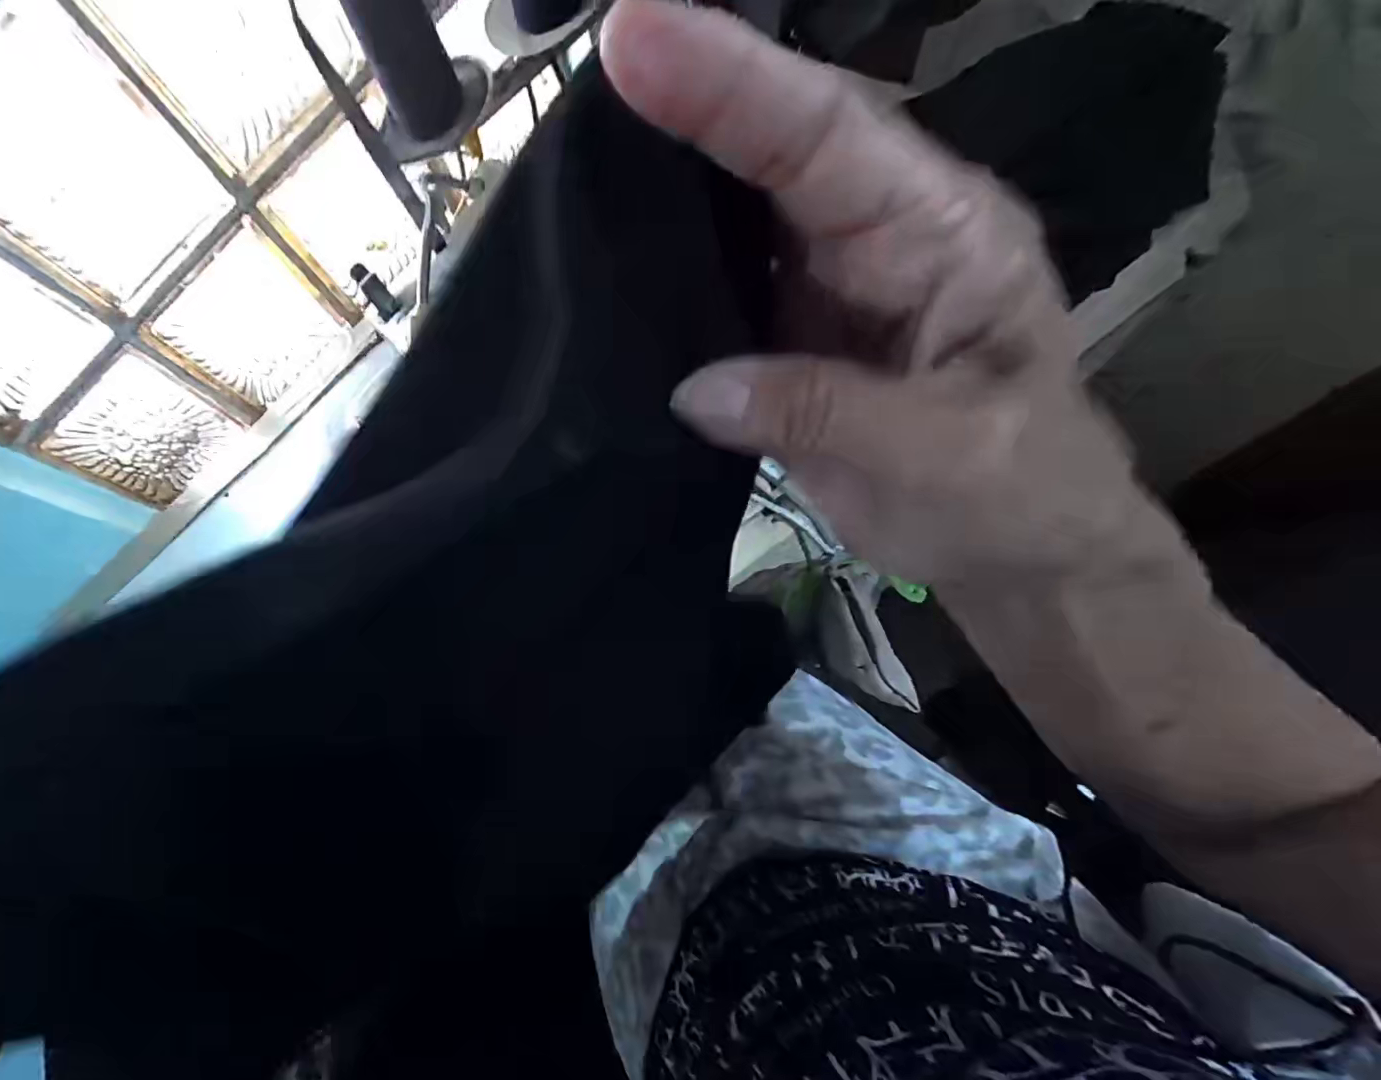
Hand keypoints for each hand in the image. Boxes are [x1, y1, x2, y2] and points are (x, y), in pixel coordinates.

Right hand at [602, 0, 1190, 593]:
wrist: (1005, 545)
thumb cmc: (1010, 492)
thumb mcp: (939, 452)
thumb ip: (820, 409)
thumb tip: (698, 388)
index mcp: (938, 235)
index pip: (825, 136)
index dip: (732, 85)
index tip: (638, 37)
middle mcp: (874, 238)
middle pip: (776, 143)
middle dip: (693, 89)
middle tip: (606, 49)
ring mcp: (818, 285)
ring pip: (736, 204)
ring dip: (667, 165)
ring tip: (590, 130)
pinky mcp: (776, 334)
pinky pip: (712, 278)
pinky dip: (663, 254)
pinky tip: (615, 239)